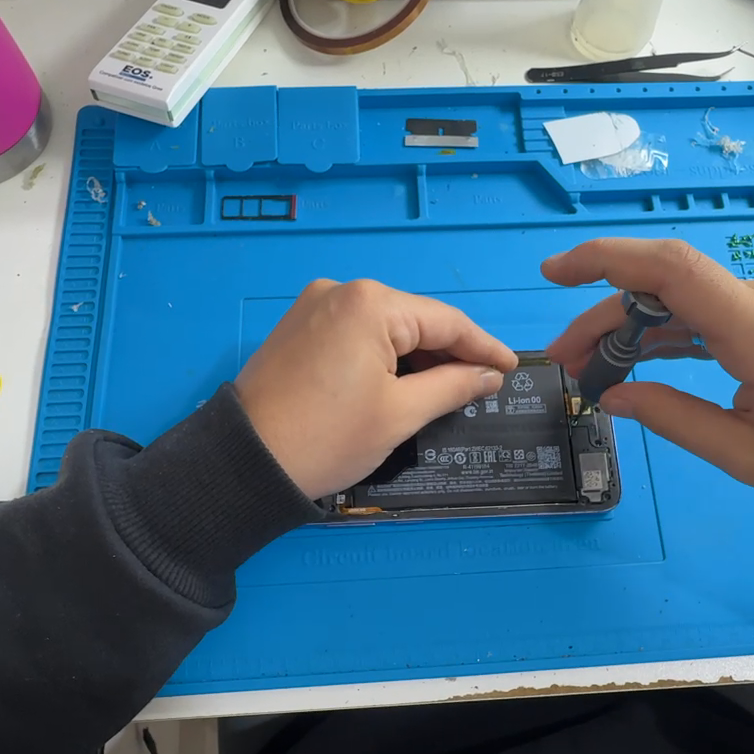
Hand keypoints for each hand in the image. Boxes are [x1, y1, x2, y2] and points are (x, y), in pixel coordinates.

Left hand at [237, 279, 519, 498]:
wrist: (242, 462)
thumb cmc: (328, 438)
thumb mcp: (401, 414)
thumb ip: (454, 385)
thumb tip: (489, 375)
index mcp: (370, 303)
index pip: (445, 321)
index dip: (483, 347)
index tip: (511, 368)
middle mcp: (341, 291)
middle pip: (414, 320)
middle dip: (449, 353)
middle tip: (482, 384)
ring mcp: (314, 306)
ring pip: (385, 328)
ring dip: (417, 357)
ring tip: (448, 387)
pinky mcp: (299, 328)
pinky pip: (357, 334)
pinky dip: (384, 356)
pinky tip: (402, 380)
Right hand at [543, 239, 753, 527]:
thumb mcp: (748, 456)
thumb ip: (671, 419)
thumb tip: (611, 397)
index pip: (669, 269)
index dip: (604, 259)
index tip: (553, 273)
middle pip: (667, 286)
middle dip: (606, 317)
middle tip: (567, 363)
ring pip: (689, 299)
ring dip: (637, 328)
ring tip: (596, 369)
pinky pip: (717, 313)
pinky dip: (674, 332)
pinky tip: (645, 360)